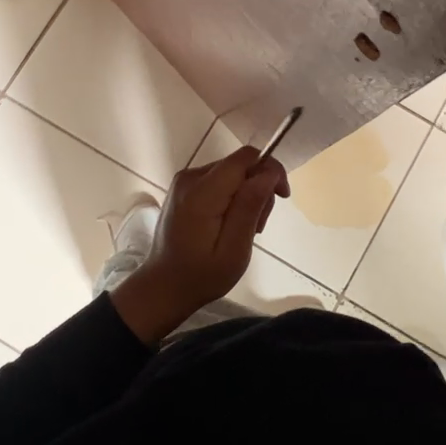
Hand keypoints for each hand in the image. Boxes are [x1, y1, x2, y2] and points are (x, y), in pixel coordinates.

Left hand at [110, 145, 289, 343]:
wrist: (163, 286)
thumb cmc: (201, 276)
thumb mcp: (234, 250)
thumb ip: (249, 208)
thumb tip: (269, 173)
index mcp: (202, 192)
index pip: (245, 158)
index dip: (270, 170)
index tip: (282, 197)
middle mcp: (191, 177)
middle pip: (240, 165)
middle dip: (258, 189)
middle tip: (257, 226)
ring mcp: (185, 181)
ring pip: (232, 172)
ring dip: (246, 196)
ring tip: (242, 230)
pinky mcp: (184, 187)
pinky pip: (220, 180)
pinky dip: (232, 197)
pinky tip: (229, 224)